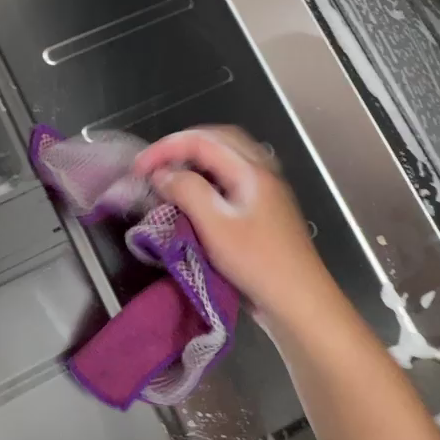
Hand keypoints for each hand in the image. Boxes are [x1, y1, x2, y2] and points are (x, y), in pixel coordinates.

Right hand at [133, 126, 342, 325]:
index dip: (165, 148)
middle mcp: (262, 172)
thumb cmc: (256, 262)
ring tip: (172, 176)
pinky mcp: (265, 209)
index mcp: (250, 171)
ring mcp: (267, 190)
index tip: (138, 168)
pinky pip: (233, 177)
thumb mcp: (214, 226)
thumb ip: (187, 191)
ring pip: (229, 157)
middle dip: (182, 145)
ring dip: (197, 159)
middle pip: (220, 139)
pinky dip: (209, 177)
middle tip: (156, 163)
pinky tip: (197, 196)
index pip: (202, 140)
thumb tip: (163, 174)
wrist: (300, 301)